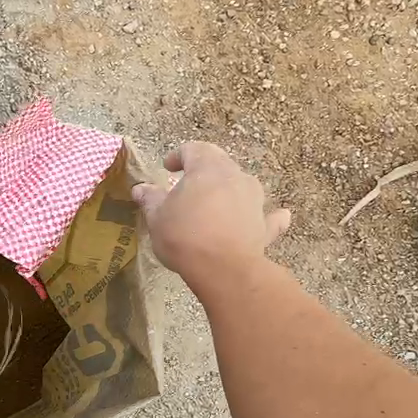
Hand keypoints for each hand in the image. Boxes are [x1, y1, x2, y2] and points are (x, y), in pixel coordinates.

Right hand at [131, 141, 289, 280]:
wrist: (223, 268)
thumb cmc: (184, 235)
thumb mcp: (156, 217)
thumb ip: (150, 199)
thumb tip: (140, 188)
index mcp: (207, 168)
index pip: (193, 149)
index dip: (178, 155)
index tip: (167, 168)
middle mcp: (235, 176)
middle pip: (219, 163)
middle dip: (202, 171)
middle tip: (186, 186)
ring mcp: (255, 199)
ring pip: (241, 185)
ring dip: (227, 190)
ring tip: (213, 204)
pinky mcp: (264, 224)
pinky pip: (267, 214)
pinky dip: (267, 214)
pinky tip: (277, 216)